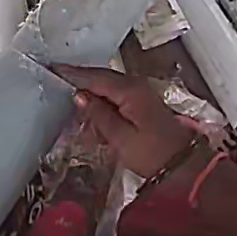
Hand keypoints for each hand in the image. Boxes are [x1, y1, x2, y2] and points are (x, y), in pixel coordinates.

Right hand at [53, 65, 199, 177]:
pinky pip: (115, 96)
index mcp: (129, 91)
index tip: (52, 69)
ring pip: (107, 88)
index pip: (95, 77)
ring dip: (90, 95)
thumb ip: (98, 114)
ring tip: (70, 104)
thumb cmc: (151, 153)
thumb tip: (78, 96)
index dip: (72, 74)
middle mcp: (134, 85)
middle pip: (100, 78)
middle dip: (79, 81)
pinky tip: (91, 116)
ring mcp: (139, 93)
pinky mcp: (140, 103)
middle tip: (55, 82)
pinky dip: (101, 103)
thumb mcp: (120, 138)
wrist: (184, 165)